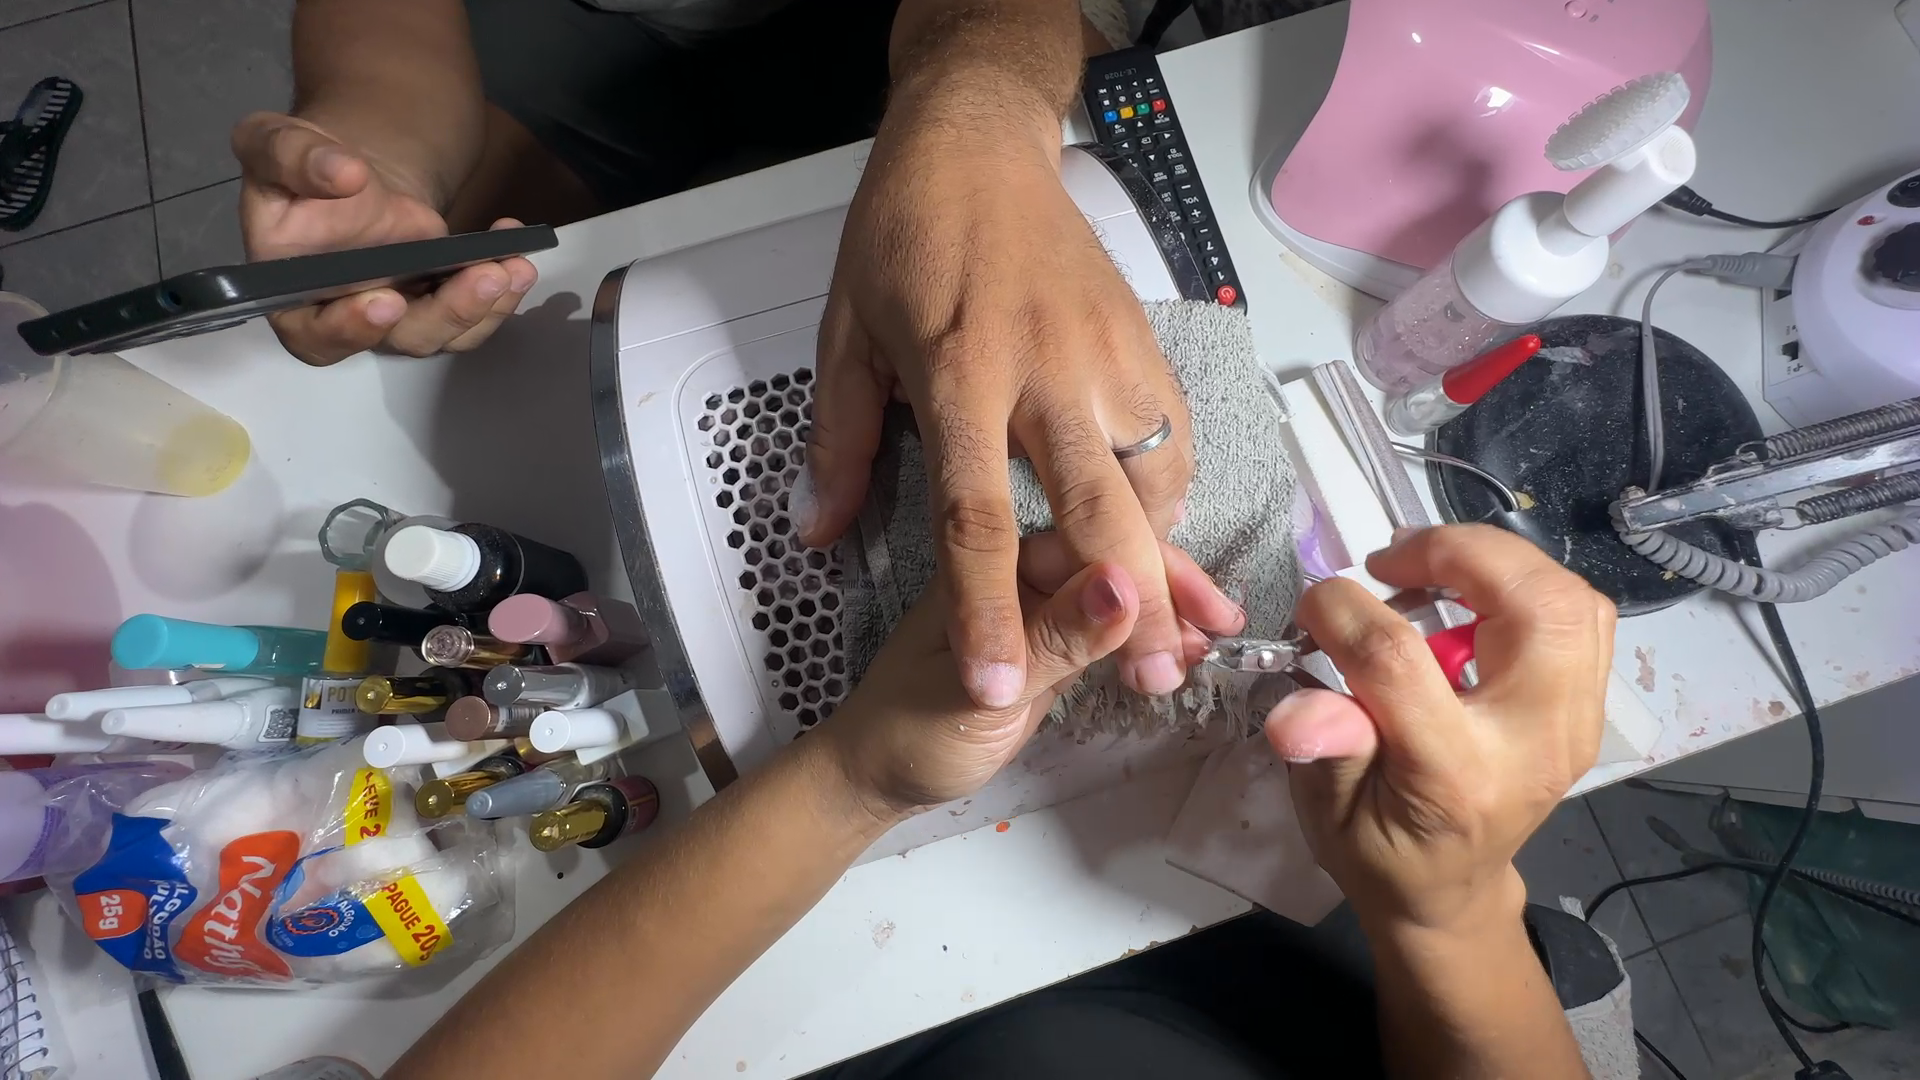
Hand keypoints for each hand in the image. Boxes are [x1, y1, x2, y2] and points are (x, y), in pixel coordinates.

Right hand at [232, 112, 536, 364]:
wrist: (353, 174)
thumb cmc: (303, 168)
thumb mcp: (275, 144)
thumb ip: (291, 157)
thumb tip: (343, 173)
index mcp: (293, 294)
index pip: (314, 336)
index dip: (349, 330)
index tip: (386, 301)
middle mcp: (353, 318)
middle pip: (407, 338)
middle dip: (451, 312)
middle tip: (486, 276)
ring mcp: (406, 318)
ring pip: (454, 333)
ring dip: (490, 305)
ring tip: (515, 266)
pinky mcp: (444, 308)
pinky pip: (480, 316)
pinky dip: (505, 291)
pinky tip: (516, 256)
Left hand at [802, 89, 1194, 709]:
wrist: (976, 143)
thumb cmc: (904, 237)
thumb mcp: (845, 337)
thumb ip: (840, 443)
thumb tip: (816, 533)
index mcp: (959, 378)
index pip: (975, 521)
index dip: (986, 614)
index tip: (996, 688)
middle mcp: (1043, 375)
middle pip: (1097, 512)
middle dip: (1131, 607)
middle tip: (1153, 682)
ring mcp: (1103, 356)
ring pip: (1152, 478)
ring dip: (1162, 553)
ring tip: (1167, 619)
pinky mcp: (1139, 341)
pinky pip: (1167, 438)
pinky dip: (1166, 494)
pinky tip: (1154, 527)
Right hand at [1264, 525, 1615, 937]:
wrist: (1448, 887)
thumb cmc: (1377, 849)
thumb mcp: (1326, 814)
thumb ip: (1321, 754)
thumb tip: (1295, 710)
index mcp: (1456, 775)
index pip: (1400, 659)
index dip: (1340, 612)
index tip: (1308, 608)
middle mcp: (1534, 740)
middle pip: (1536, 607)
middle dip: (1455, 553)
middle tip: (1386, 561)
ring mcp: (1571, 721)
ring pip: (1570, 599)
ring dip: (1492, 558)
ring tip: (1422, 564)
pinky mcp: (1581, 704)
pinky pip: (1576, 613)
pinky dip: (1517, 579)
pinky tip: (1460, 588)